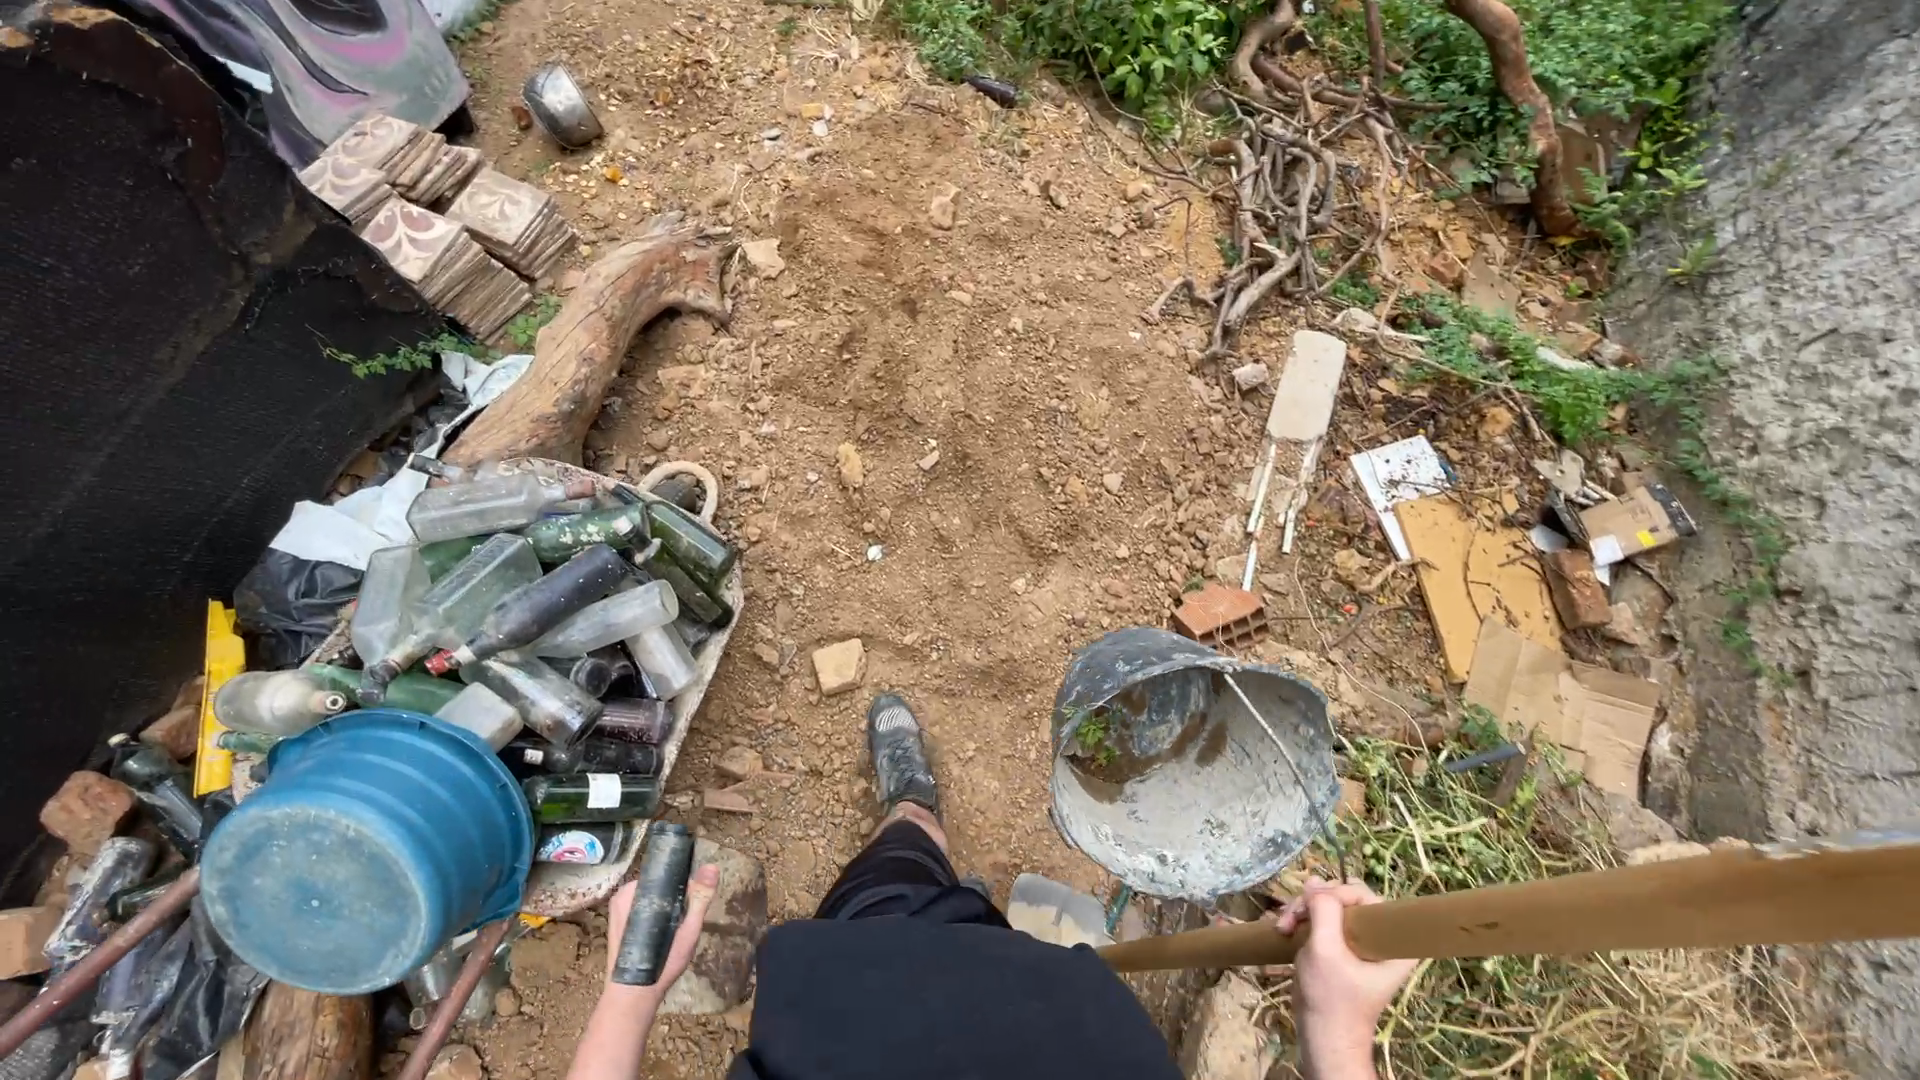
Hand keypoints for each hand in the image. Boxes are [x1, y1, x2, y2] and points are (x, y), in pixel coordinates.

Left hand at [601, 864, 721, 1007]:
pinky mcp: (618, 924)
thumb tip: (712, 867)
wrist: (634, 998)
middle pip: (660, 886)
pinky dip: (658, 917)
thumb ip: (700, 898)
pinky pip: (645, 910)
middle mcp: (622, 896)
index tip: (693, 898)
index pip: (665, 873)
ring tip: (676, 929)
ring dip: (668, 909)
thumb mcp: (687, 930)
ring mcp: (617, 911)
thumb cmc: (660, 963)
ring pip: (654, 898)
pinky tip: (666, 935)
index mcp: (633, 890)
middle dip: (676, 898)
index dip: (683, 882)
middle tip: (684, 920)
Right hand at [1275, 877, 1417, 1078]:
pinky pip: (1321, 920)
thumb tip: (1315, 881)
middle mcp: (1379, 938)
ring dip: (1301, 911)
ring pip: (1328, 907)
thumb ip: (1323, 911)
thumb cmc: (1331, 998)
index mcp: (1391, 942)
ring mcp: (1358, 943)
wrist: (1322, 1037)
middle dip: (1313, 903)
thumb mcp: (1325, 950)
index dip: (1337, 894)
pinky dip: (1301, 920)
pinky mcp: (1341, 948)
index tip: (1312, 907)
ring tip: (1283, 927)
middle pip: (1343, 898)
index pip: (1366, 896)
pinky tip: (1284, 929)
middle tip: (1291, 918)